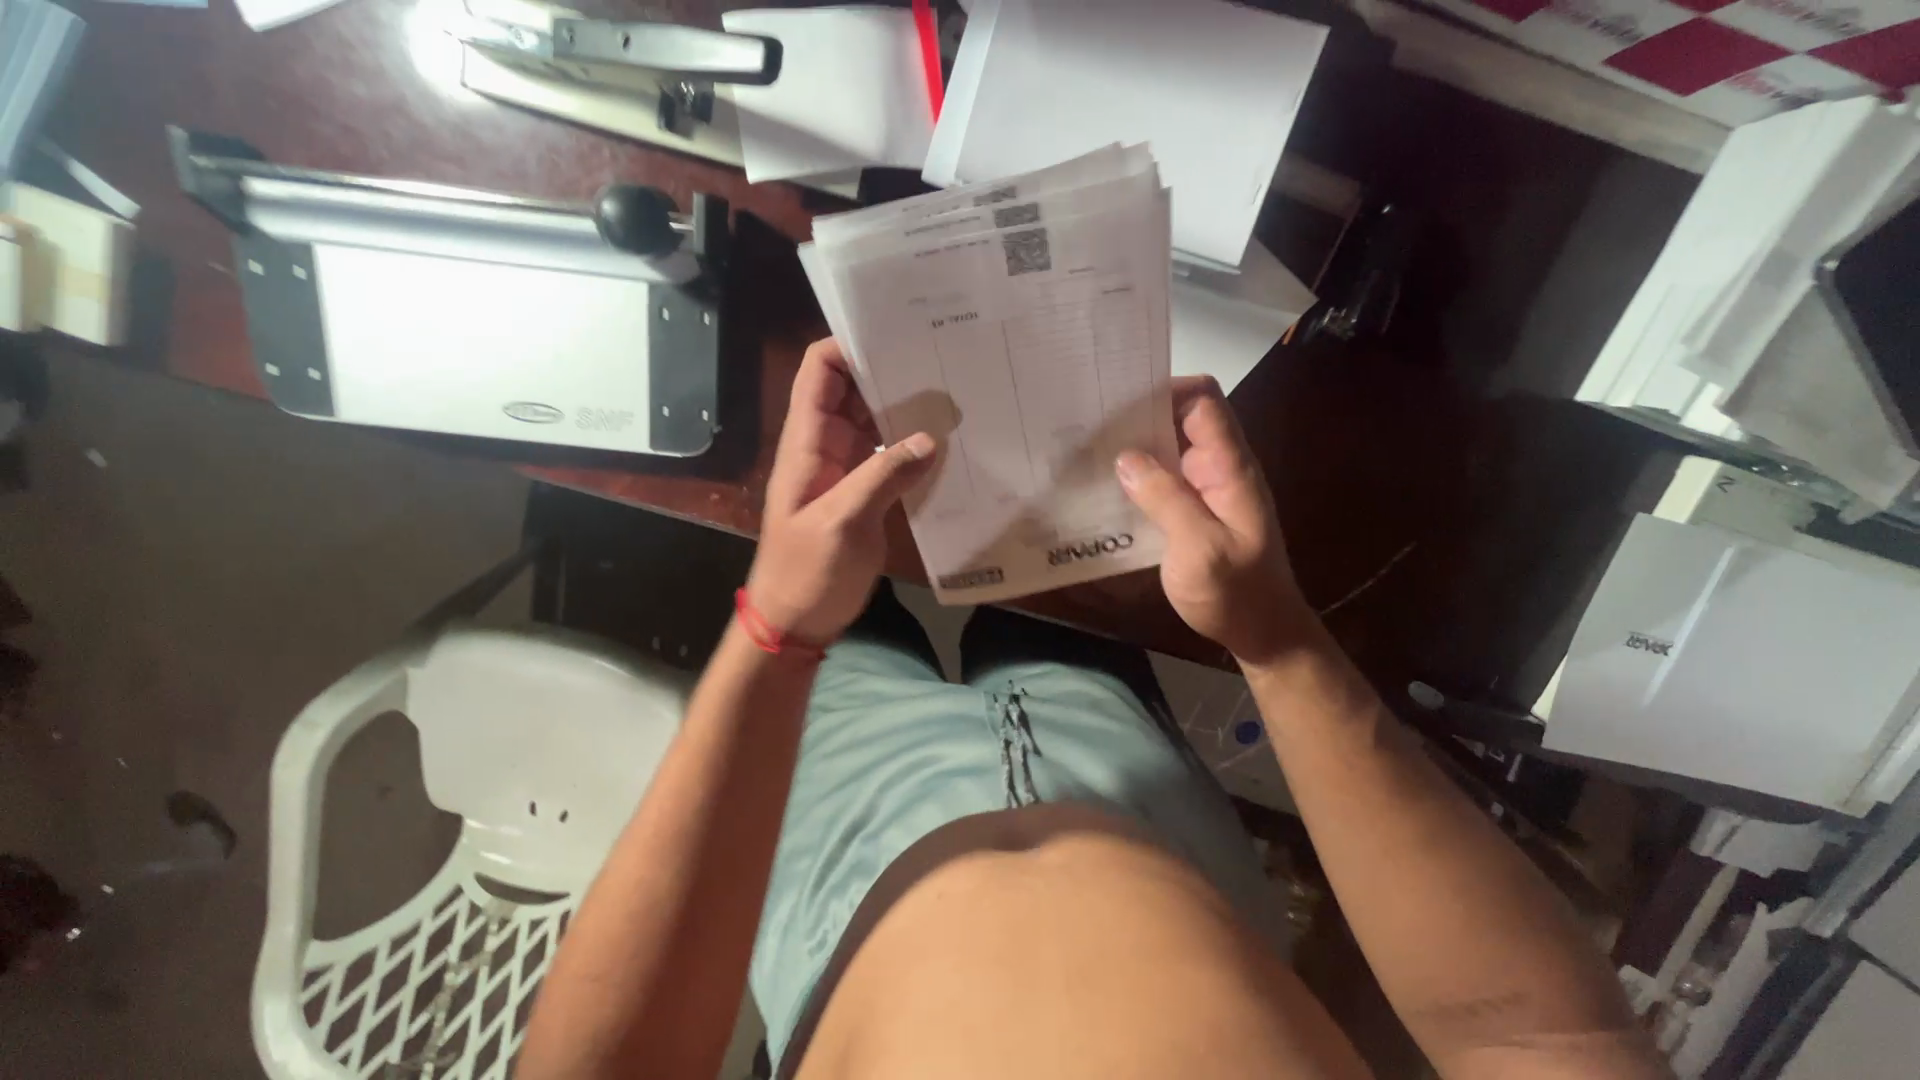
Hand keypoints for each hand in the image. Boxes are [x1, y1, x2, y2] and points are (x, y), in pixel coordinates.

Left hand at [746, 338, 935, 642]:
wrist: (794, 621)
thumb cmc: (805, 572)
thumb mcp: (843, 523)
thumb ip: (882, 477)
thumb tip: (931, 438)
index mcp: (807, 444)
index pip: (818, 371)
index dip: (848, 345)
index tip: (896, 334)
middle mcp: (825, 446)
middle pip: (851, 389)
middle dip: (888, 370)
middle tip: (941, 358)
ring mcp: (844, 470)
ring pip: (872, 421)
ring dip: (904, 408)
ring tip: (953, 392)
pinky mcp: (863, 494)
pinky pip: (887, 456)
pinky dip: (910, 445)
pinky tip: (947, 442)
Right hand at [1116, 377, 1313, 663]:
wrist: (1262, 632)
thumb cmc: (1235, 591)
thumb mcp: (1198, 548)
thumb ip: (1165, 499)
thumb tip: (1125, 457)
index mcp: (1230, 467)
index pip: (1204, 402)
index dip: (1167, 389)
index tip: (1121, 399)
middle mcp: (1219, 469)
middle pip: (1182, 419)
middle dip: (1141, 415)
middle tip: (1092, 423)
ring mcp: (1207, 491)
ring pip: (1169, 449)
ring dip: (1135, 447)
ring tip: (1089, 451)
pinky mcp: (1193, 513)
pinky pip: (1164, 480)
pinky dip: (1137, 477)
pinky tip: (1105, 488)